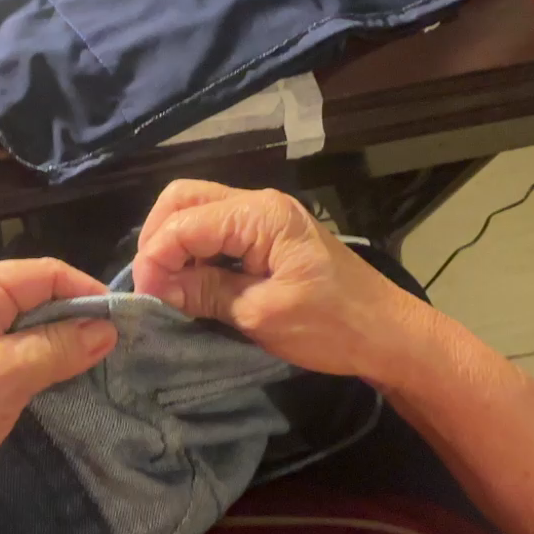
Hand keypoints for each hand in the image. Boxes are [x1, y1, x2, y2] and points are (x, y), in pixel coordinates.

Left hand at [0, 258, 118, 511]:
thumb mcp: (6, 374)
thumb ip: (59, 346)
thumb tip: (109, 328)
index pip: (43, 272)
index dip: (86, 291)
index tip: (127, 318)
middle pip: (39, 294)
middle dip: (78, 316)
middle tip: (122, 343)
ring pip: (33, 325)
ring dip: (65, 341)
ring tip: (107, 359)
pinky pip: (21, 351)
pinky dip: (48, 360)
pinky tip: (74, 375)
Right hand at [131, 181, 428, 380]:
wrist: (390, 334)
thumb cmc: (332, 326)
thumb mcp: (262, 315)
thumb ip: (205, 293)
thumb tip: (153, 288)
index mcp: (261, 215)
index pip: (186, 222)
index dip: (155, 256)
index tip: (143, 296)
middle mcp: (259, 202)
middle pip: (185, 198)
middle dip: (158, 237)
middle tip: (150, 282)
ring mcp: (264, 214)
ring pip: (198, 208)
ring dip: (174, 241)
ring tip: (164, 283)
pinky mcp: (268, 233)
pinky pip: (216, 226)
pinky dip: (195, 247)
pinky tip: (189, 277)